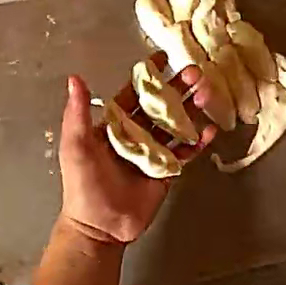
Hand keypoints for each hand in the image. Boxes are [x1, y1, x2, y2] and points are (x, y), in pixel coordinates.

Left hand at [57, 71, 215, 245]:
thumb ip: (77, 113)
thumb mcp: (75, 146)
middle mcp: (136, 133)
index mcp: (114, 124)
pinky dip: (198, 141)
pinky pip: (185, 152)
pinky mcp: (167, 170)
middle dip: (178, 88)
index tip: (163, 57)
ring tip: (206, 94)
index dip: (148, 75)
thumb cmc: (83, 185)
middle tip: (195, 72)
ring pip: (176, 124)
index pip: (133, 93)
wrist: (100, 226)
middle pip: (160, 105)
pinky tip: (210, 129)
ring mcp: (154, 151)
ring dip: (191, 109)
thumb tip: (75, 78)